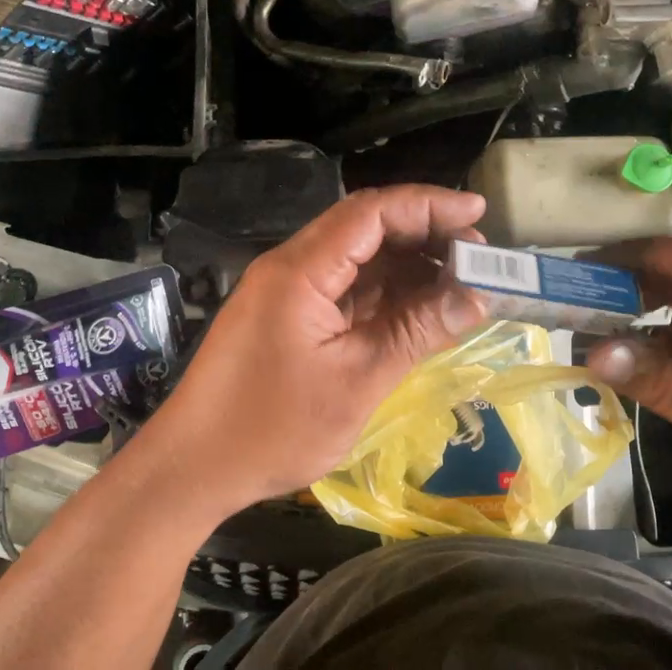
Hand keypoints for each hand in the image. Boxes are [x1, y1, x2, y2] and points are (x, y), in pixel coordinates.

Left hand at [134, 185, 489, 518]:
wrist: (193, 467)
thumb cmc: (270, 429)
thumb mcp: (356, 382)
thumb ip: (416, 331)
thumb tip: (478, 296)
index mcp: (300, 270)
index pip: (371, 212)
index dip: (428, 205)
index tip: (478, 212)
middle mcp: (292, 266)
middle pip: (365, 227)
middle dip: (424, 233)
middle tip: (478, 255)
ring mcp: (288, 291)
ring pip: (358, 257)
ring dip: (408, 264)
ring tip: (461, 281)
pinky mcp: (289, 315)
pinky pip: (345, 288)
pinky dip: (386, 291)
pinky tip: (422, 305)